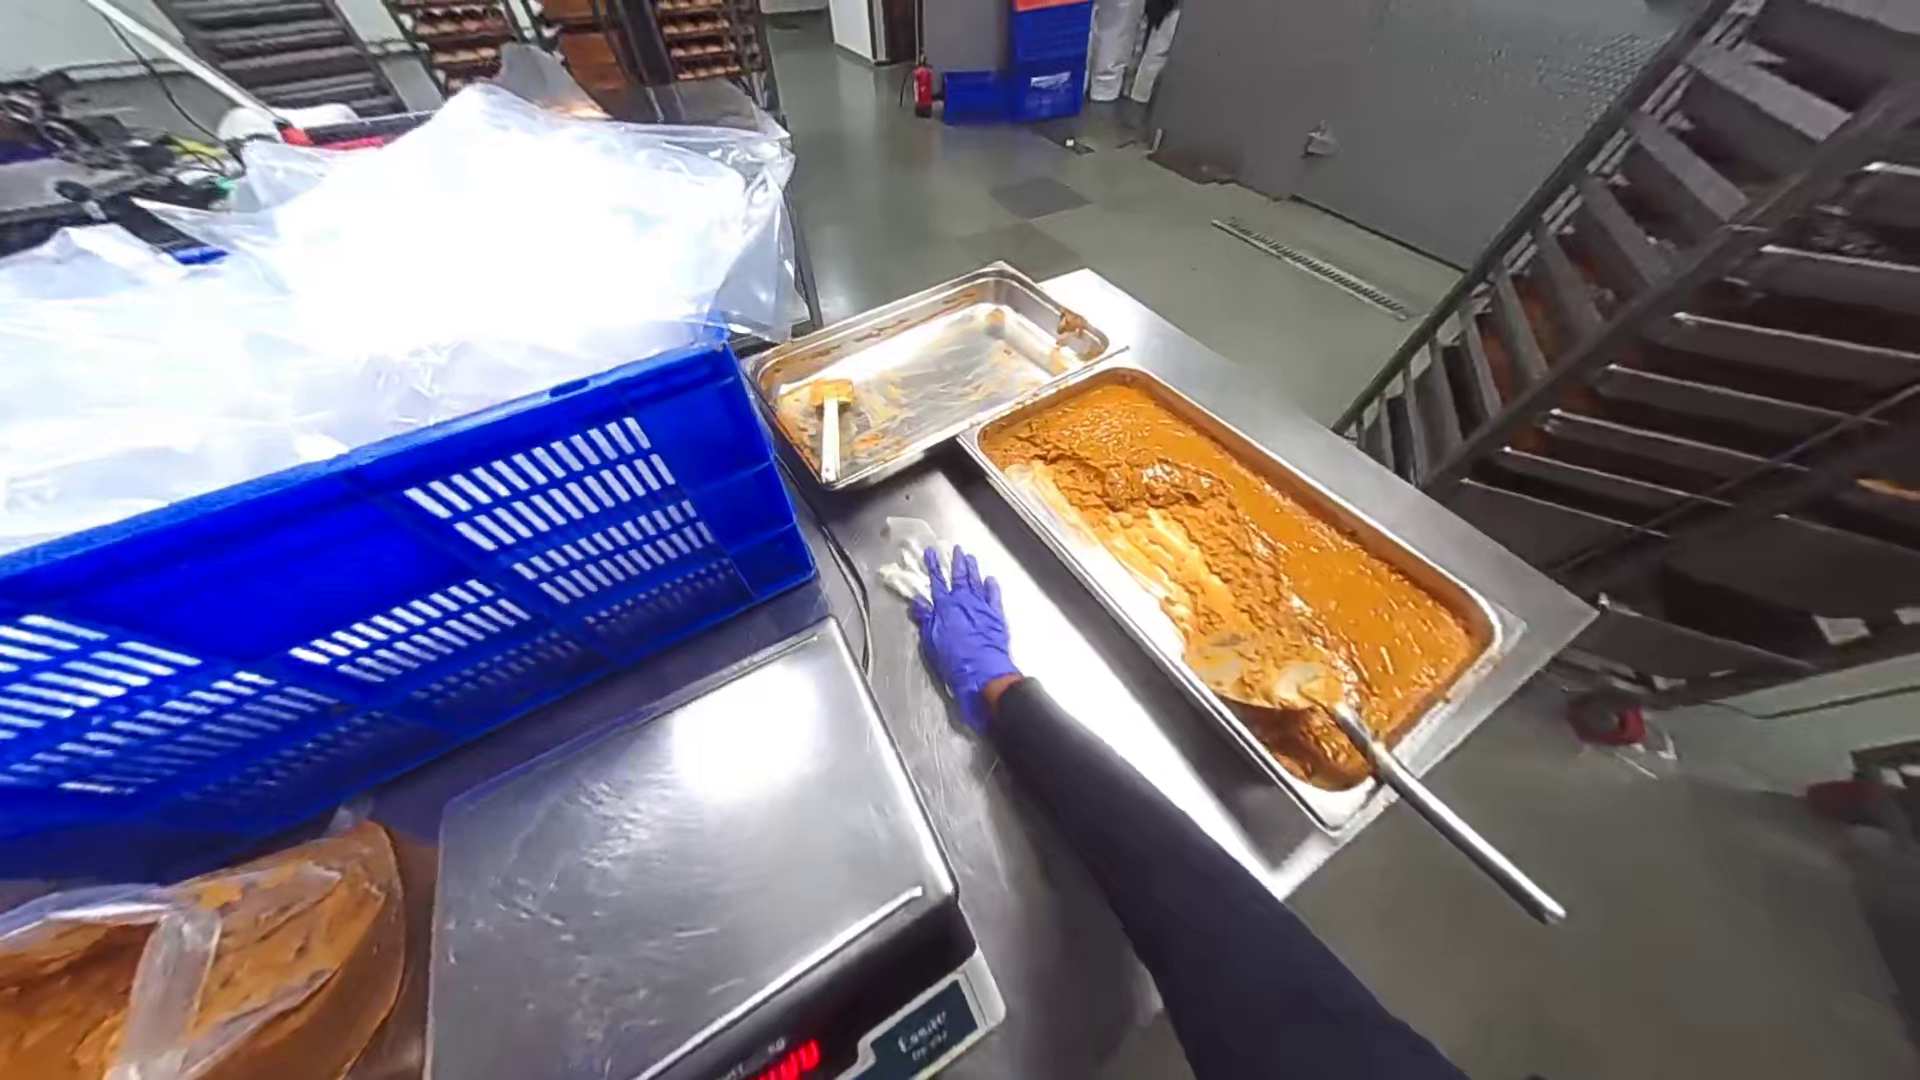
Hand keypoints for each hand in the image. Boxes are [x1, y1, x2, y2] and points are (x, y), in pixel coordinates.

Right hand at [910, 544, 1018, 732]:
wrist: (983, 673)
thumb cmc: (953, 661)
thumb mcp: (931, 642)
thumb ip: (925, 619)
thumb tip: (917, 601)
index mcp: (945, 607)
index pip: (937, 581)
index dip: (933, 566)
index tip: (930, 552)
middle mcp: (964, 602)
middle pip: (960, 577)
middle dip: (957, 561)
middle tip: (956, 548)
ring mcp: (982, 607)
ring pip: (977, 582)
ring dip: (973, 569)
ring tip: (970, 557)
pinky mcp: (997, 616)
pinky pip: (994, 596)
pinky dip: (992, 586)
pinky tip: (990, 579)